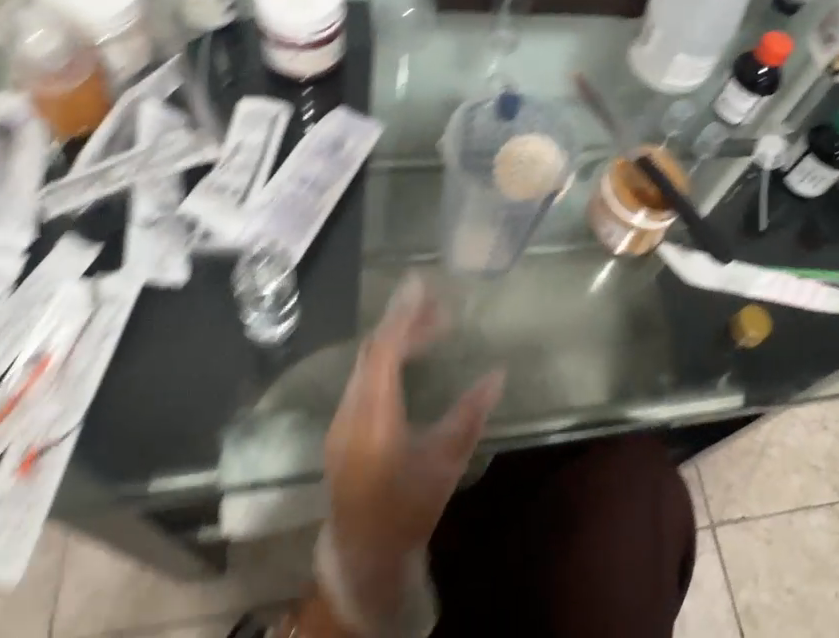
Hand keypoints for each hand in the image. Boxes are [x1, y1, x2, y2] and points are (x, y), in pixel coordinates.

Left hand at [315, 277, 504, 634]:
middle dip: (404, 322)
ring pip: (366, 363)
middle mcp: (350, 409)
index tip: (421, 285)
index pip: (384, 350)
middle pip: (373, 350)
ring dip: (396, 340)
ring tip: (433, 327)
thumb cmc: (407, 509)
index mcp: (374, 416)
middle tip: (440, 304)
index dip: (402, 315)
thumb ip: (470, 416)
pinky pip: (363, 378)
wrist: (363, 553)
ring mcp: (341, 419)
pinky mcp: (342, 428)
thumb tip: (497, 374)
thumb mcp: (445, 464)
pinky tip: (410, 360)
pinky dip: (386, 360)